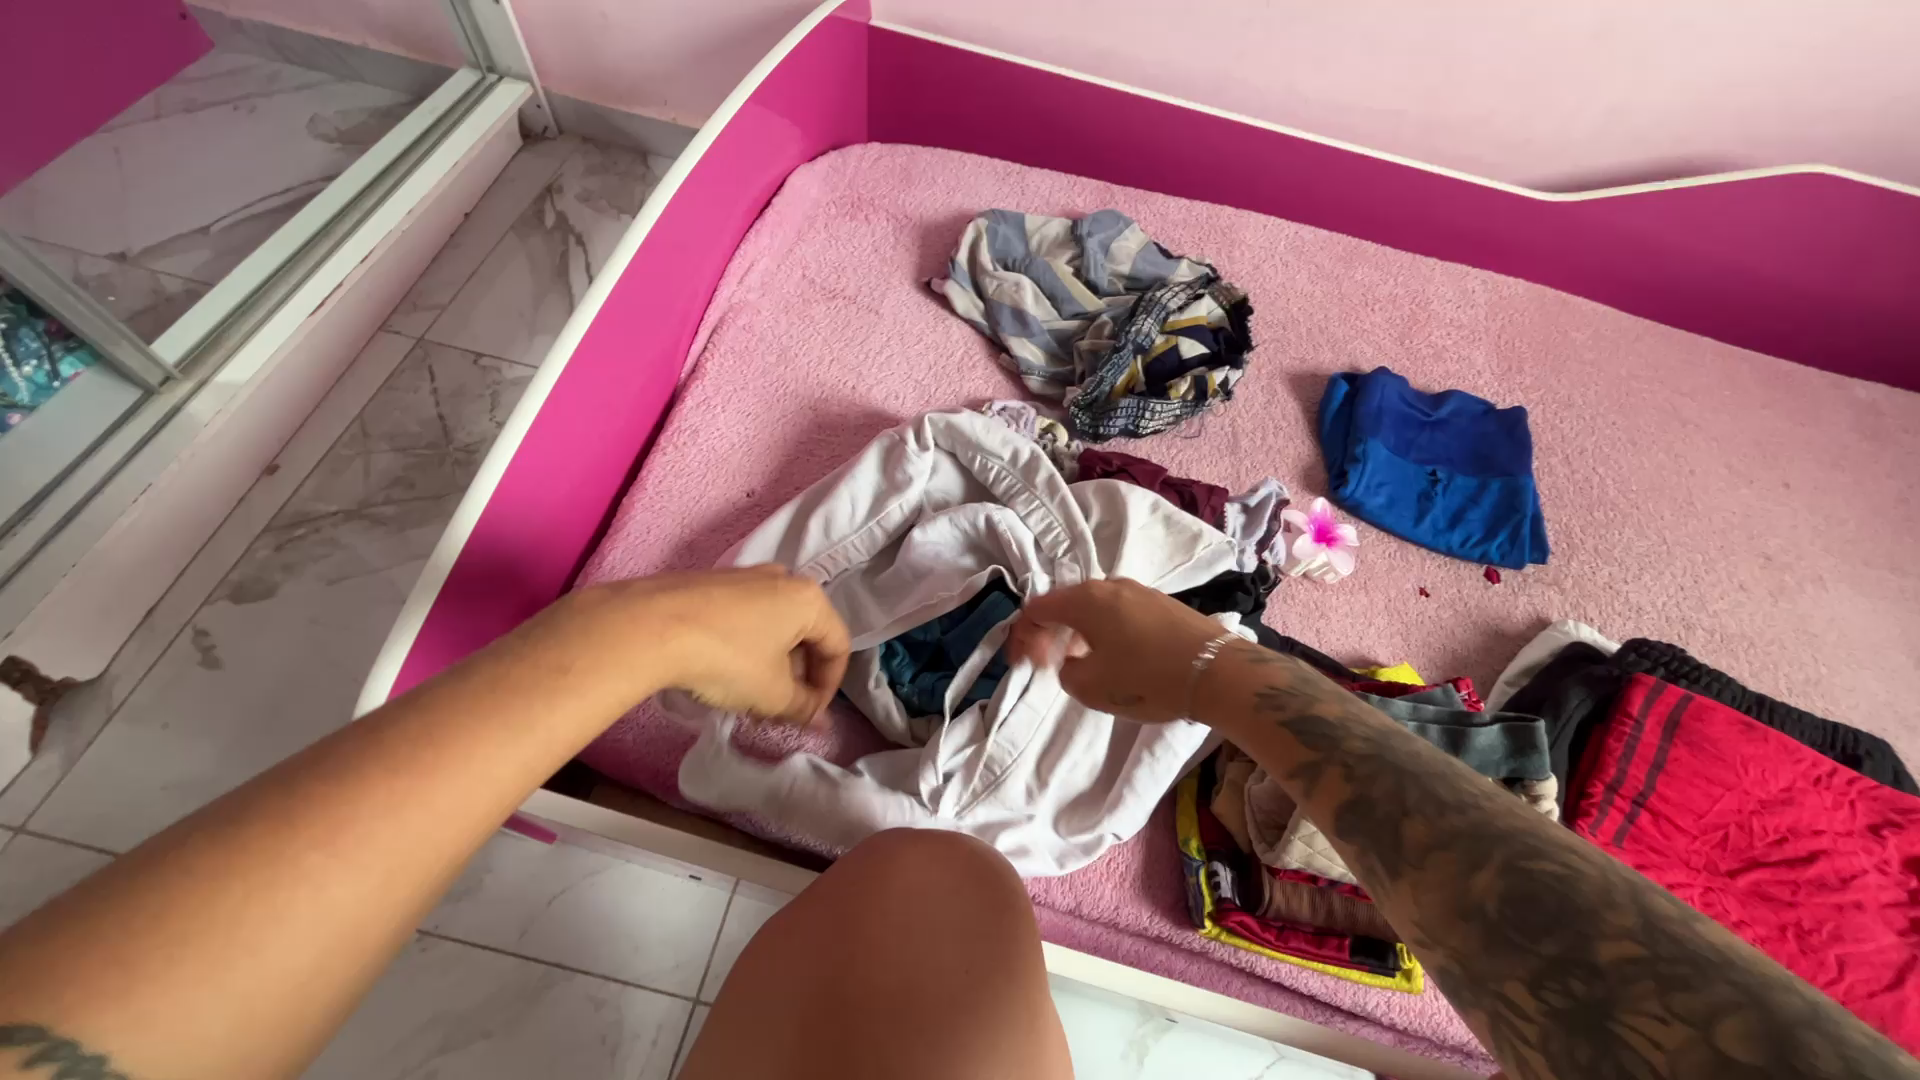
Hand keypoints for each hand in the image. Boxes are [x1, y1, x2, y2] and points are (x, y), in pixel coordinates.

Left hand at [533, 566, 851, 725]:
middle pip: (807, 632)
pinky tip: (722, 668)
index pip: (838, 646)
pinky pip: (745, 616)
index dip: (829, 687)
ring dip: (772, 661)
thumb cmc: (727, 658)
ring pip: (774, 624)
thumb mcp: (772, 693)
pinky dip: (746, 644)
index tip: (808, 715)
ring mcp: (745, 576)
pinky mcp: (712, 582)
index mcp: (809, 599)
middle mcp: (783, 578)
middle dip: (799, 674)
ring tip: (749, 692)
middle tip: (780, 707)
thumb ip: (803, 708)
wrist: (648, 626)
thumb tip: (822, 723)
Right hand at [1006, 578, 1236, 722]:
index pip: (1037, 609)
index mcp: (1085, 600)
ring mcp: (1139, 591)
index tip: (1022, 665)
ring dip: (1078, 634)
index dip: (1022, 637)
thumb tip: (1072, 663)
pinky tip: (1115, 656)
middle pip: (1064, 604)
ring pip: (1093, 608)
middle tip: (1047, 665)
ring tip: (1081, 664)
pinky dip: (1104, 631)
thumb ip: (1066, 673)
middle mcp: (1109, 585)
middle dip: (1049, 634)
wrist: (1219, 672)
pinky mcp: (1162, 604)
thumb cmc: (1147, 678)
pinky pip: (1118, 612)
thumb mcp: (1091, 687)